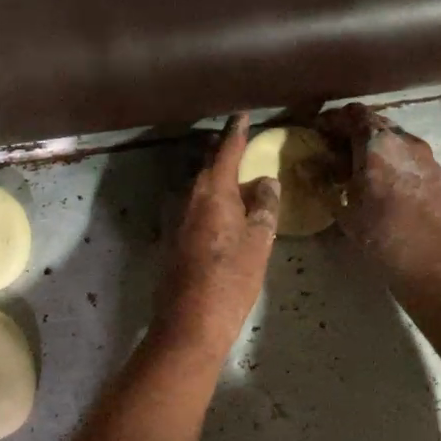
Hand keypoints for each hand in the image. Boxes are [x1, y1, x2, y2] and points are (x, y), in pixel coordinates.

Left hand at [152, 113, 280, 357]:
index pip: (226, 153)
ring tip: (238, 179)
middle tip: (242, 145)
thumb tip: (266, 182)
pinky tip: (224, 213)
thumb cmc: (230, 280)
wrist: (189, 324)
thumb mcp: (258, 242)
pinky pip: (196, 208)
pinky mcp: (174, 241)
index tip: (242, 116)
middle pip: (208, 169)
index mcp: (212, 193)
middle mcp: (190, 199)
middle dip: (224, 155)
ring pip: (200, 190)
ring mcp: (178, 220)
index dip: (236, 133)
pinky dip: (211, 202)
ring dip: (217, 180)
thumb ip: (264, 208)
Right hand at [316, 103, 440, 287]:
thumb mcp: (344, 212)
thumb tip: (303, 167)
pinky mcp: (438, 171)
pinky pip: (408, 154)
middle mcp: (403, 140)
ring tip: (357, 169)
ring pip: (393, 137)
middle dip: (351, 132)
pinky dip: (391, 158)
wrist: (437, 266)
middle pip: (373, 122)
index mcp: (376, 143)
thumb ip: (322, 184)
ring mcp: (425, 155)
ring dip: (373, 146)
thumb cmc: (383, 236)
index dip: (332, 120)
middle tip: (334, 152)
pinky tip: (383, 182)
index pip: (351, 113)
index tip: (318, 134)